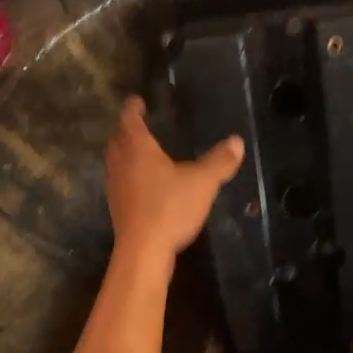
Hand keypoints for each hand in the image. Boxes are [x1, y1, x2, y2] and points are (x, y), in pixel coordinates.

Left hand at [104, 97, 244, 263]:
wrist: (143, 250)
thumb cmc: (170, 208)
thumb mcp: (202, 183)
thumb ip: (219, 162)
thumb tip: (237, 141)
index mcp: (137, 148)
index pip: (129, 118)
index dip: (133, 107)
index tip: (138, 101)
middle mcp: (121, 163)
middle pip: (117, 138)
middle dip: (126, 130)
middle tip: (139, 126)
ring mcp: (115, 186)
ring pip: (115, 161)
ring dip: (125, 153)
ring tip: (140, 153)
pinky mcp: (117, 207)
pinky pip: (120, 182)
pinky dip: (128, 175)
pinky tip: (143, 185)